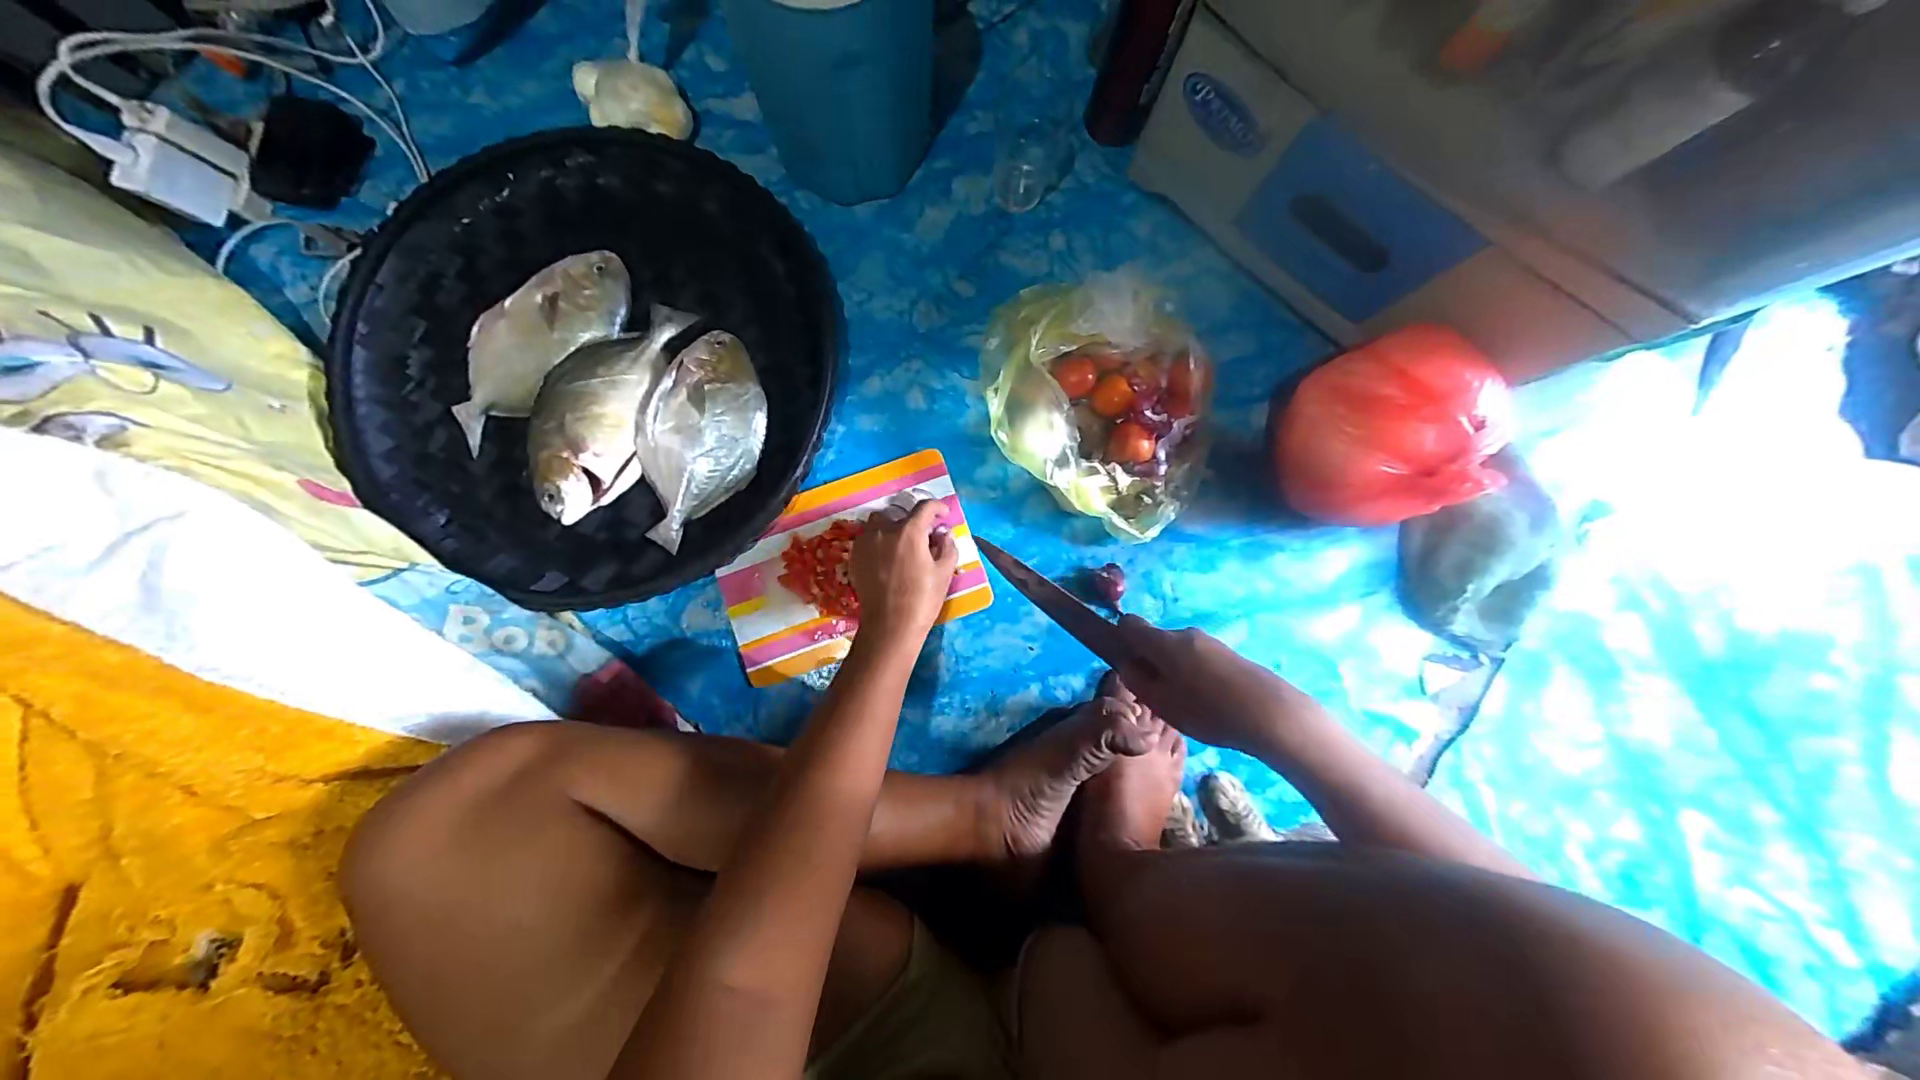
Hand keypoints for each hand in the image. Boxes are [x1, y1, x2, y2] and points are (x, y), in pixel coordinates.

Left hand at [851, 500, 958, 640]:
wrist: (890, 625)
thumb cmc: (922, 599)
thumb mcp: (944, 572)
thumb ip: (947, 546)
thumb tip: (943, 534)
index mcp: (909, 531)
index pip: (925, 507)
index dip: (937, 507)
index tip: (943, 515)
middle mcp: (884, 530)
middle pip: (899, 513)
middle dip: (912, 521)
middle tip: (922, 537)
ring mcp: (865, 542)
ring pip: (878, 523)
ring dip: (891, 528)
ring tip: (901, 545)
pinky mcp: (855, 556)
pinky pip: (867, 539)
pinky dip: (878, 542)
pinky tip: (887, 559)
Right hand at [1111, 616, 1314, 753]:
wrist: (1270, 713)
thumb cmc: (1208, 710)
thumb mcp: (1162, 703)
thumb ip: (1138, 681)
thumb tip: (1128, 664)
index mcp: (1162, 642)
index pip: (1129, 623)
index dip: (1120, 639)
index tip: (1126, 664)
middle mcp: (1184, 633)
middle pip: (1155, 639)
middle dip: (1149, 660)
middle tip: (1156, 694)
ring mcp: (1209, 642)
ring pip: (1177, 650)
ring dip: (1173, 670)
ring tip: (1185, 703)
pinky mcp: (1227, 654)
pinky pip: (1197, 658)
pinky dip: (1193, 674)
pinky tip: (1207, 702)